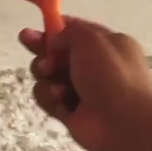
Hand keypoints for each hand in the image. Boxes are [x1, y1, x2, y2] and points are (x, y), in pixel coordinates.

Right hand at [20, 18, 151, 150]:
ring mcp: (83, 91)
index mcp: (108, 45)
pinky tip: (59, 98)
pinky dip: (49, 96)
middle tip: (25, 40)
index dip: (55, 27)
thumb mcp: (92, 40)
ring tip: (49, 75)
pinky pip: (49, 98)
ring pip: (50, 76)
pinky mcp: (71, 112)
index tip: (36, 26)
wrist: (125, 124)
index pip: (77, 30)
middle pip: (59, 52)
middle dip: (42, 47)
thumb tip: (55, 42)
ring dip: (46, 74)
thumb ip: (69, 32)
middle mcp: (95, 66)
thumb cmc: (111, 75)